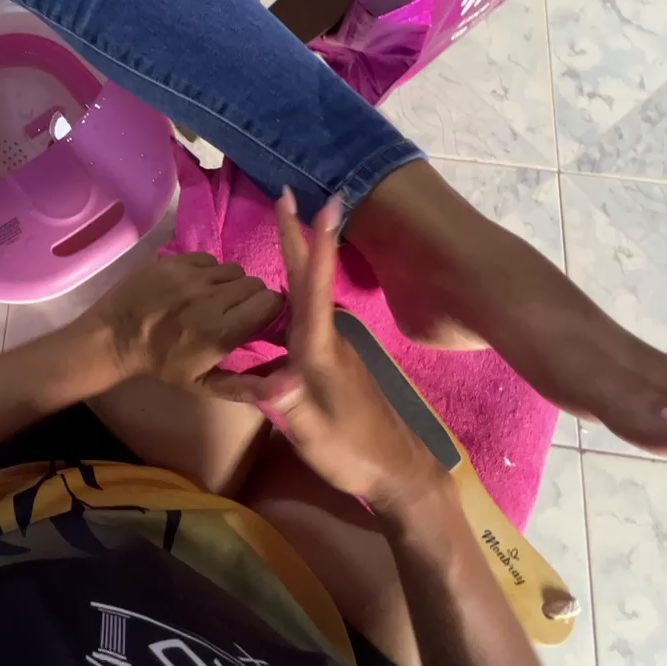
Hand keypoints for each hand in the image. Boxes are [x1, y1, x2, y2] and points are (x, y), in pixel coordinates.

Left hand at [84, 253, 282, 392]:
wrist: (114, 337)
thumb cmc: (162, 363)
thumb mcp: (203, 384)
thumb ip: (246, 385)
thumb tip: (289, 383)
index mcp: (220, 331)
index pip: (270, 303)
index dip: (269, 310)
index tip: (259, 319)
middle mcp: (209, 299)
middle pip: (254, 284)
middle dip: (251, 298)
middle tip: (233, 311)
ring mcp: (189, 276)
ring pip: (233, 270)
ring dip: (230, 284)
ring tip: (213, 298)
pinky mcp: (174, 261)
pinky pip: (210, 259)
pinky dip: (209, 272)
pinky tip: (195, 286)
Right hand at [263, 189, 445, 515]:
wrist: (397, 472)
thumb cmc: (350, 452)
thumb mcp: (313, 435)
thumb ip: (289, 404)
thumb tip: (270, 377)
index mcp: (318, 350)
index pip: (312, 289)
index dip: (315, 247)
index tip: (320, 206)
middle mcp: (327, 338)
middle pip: (308, 277)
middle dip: (300, 234)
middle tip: (287, 193)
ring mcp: (332, 345)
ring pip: (306, 292)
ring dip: (296, 255)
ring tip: (283, 224)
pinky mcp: (332, 357)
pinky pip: (304, 312)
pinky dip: (292, 287)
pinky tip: (276, 291)